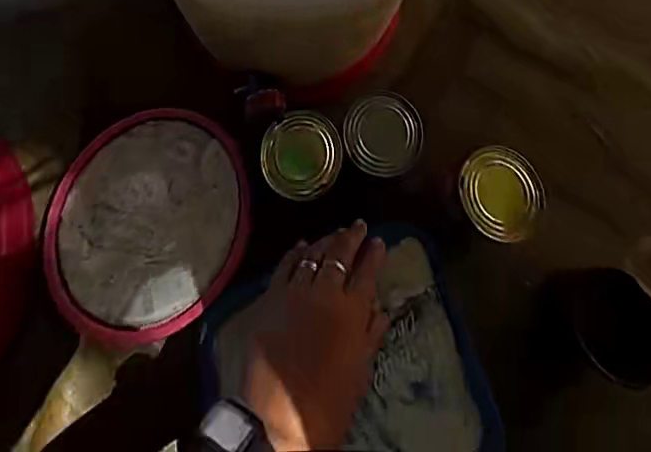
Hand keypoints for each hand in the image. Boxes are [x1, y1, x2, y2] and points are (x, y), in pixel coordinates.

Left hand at [241, 222, 389, 450]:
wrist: (275, 424)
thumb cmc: (327, 402)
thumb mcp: (359, 370)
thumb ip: (371, 334)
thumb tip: (380, 309)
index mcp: (352, 310)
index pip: (368, 270)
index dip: (375, 253)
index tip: (379, 242)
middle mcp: (326, 293)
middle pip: (341, 254)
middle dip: (352, 237)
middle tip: (360, 226)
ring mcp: (296, 294)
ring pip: (314, 255)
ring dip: (326, 241)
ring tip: (335, 233)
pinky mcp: (270, 300)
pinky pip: (285, 267)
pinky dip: (295, 253)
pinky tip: (302, 246)